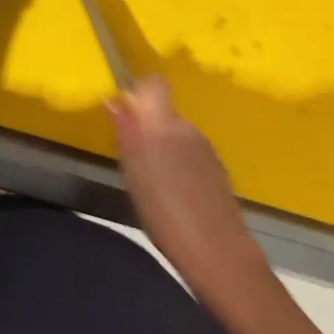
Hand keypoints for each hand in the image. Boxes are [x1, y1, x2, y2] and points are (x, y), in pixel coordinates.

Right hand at [109, 77, 251, 269]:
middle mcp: (188, 128)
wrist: (216, 249)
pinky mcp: (218, 168)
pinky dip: (181, 167)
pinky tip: (176, 196)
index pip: (155, 85)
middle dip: (149, 129)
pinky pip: (191, 155)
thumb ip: (126, 133)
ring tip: (154, 185)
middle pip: (165, 114)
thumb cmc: (164, 211)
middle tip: (134, 162)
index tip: (126, 115)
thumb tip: (115, 100)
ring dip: (165, 150)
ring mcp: (206, 148)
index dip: (140, 92)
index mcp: (164, 124)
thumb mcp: (134, 173)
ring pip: (178, 135)